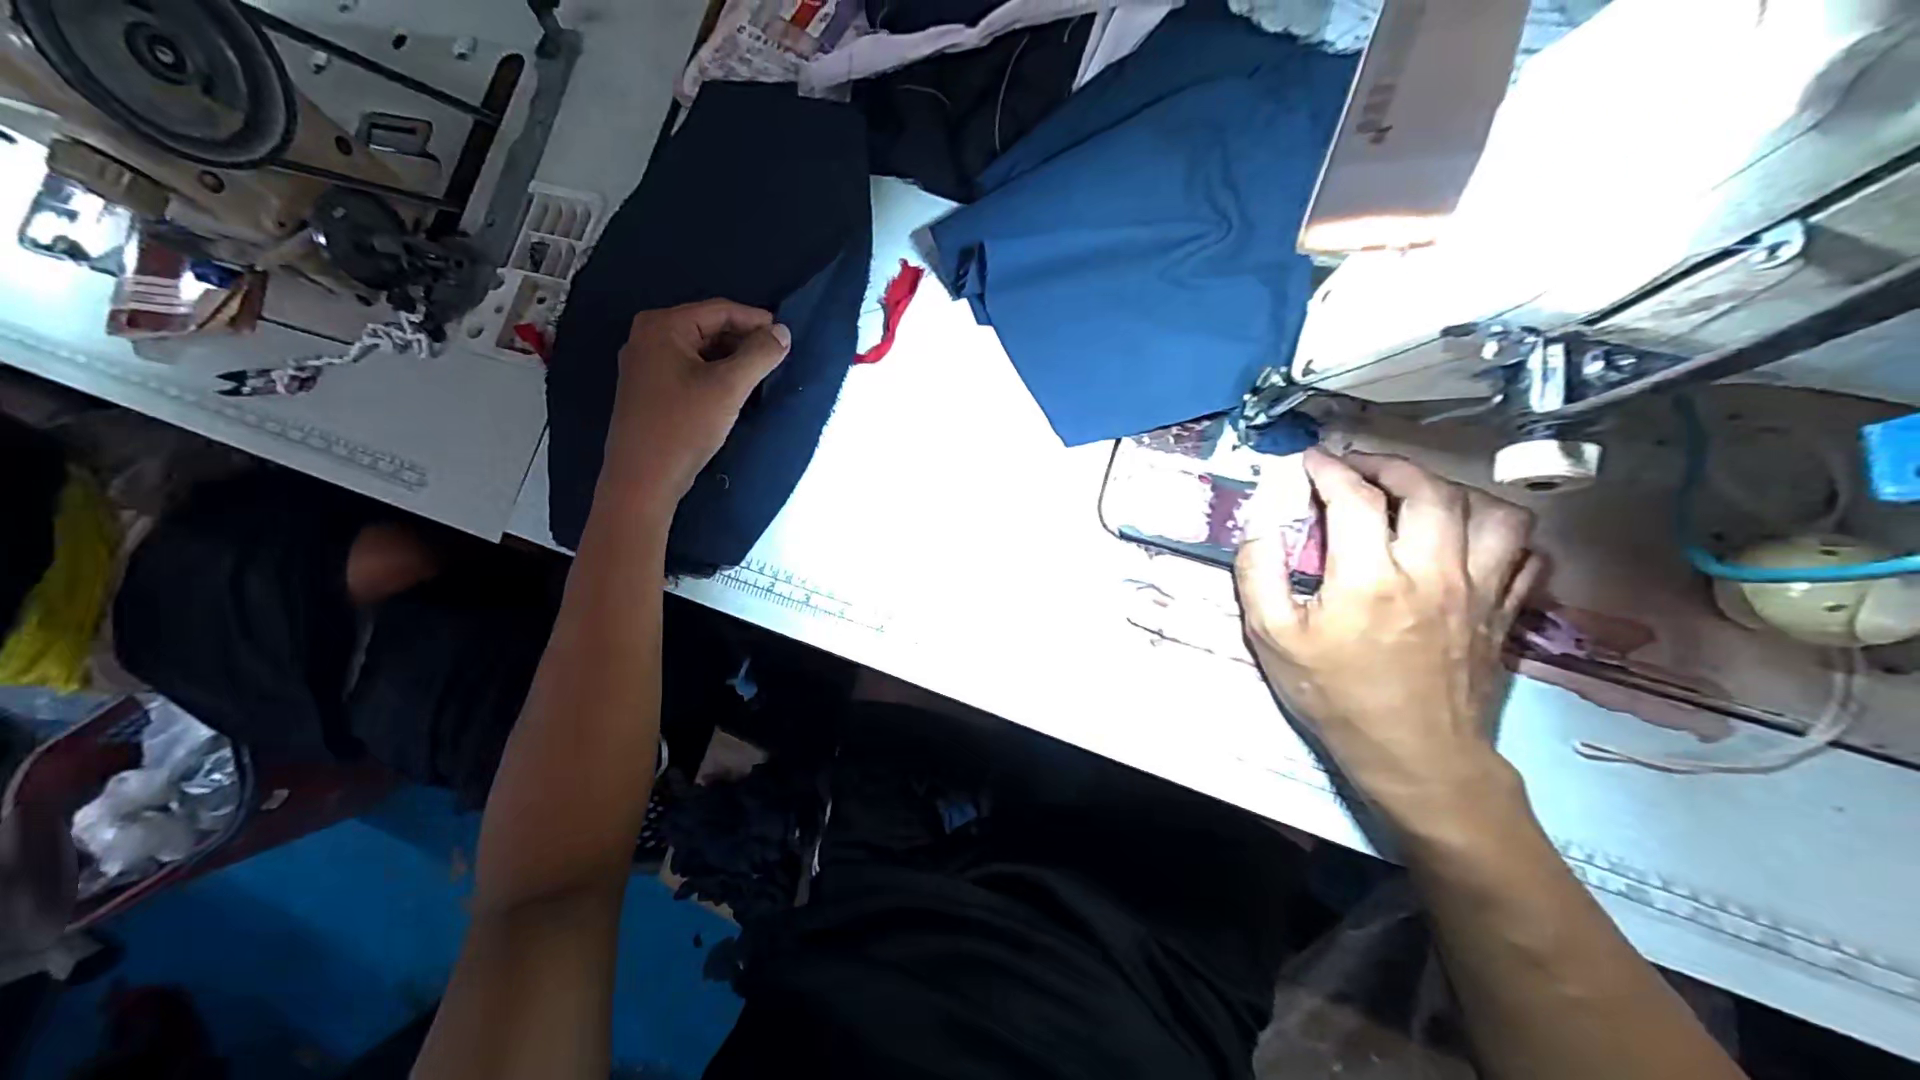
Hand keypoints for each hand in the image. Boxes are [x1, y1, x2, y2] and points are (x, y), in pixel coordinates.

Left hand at [598, 300, 791, 514]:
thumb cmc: (683, 426)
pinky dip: (716, 373)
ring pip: (701, 350)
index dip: (757, 321)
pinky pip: (690, 368)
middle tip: (777, 359)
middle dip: (744, 340)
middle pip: (709, 327)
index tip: (787, 338)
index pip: (720, 310)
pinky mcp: (650, 388)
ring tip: (761, 376)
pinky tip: (735, 390)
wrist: (644, 478)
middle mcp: (649, 336)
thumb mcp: (729, 387)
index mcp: (663, 326)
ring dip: (732, 359)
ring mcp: (646, 363)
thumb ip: (760, 354)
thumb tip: (783, 332)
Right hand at [1235, 448, 1545, 823]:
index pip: (1355, 498)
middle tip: (1360, 467)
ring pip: (1489, 512)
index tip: (1312, 461)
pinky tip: (1466, 536)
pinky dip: (1497, 531)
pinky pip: (1522, 553)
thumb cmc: (1337, 698)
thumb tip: (1258, 531)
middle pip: (1428, 490)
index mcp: (1370, 579)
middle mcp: (1432, 572)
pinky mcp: (1503, 611)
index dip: (1329, 470)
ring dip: (1451, 490)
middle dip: (1388, 466)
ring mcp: (1478, 590)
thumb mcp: (1273, 642)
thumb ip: (1258, 578)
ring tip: (1418, 495)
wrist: (1414, 756)